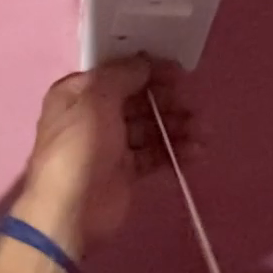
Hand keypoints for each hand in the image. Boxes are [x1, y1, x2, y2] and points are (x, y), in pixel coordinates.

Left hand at [11, 55, 191, 258]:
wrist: (71, 211)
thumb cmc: (79, 148)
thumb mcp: (95, 100)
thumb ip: (121, 75)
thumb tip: (144, 62)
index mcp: (78, 94)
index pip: (117, 74)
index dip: (147, 71)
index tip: (178, 73)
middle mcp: (93, 116)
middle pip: (137, 101)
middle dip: (166, 101)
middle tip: (190, 105)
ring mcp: (110, 145)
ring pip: (149, 128)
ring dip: (176, 126)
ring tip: (202, 132)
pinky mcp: (126, 172)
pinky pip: (154, 154)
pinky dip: (175, 151)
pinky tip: (195, 151)